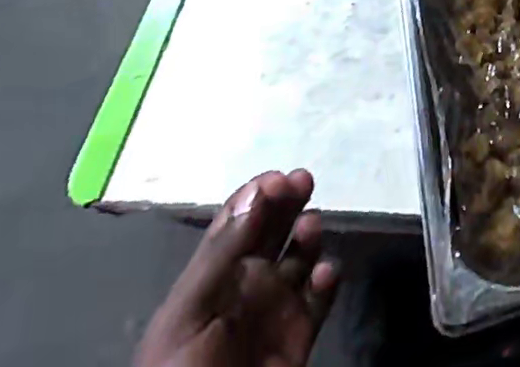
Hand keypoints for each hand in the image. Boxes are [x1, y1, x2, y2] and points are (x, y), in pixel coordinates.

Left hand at [135, 170, 338, 366]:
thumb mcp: (191, 308)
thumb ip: (225, 251)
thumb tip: (257, 191)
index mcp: (213, 272)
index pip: (239, 217)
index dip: (259, 193)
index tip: (279, 178)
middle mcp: (247, 282)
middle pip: (273, 229)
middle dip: (289, 201)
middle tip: (305, 180)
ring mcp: (274, 309)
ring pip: (299, 259)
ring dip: (308, 237)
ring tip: (312, 228)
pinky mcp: (298, 339)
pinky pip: (318, 301)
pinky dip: (328, 282)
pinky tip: (328, 274)